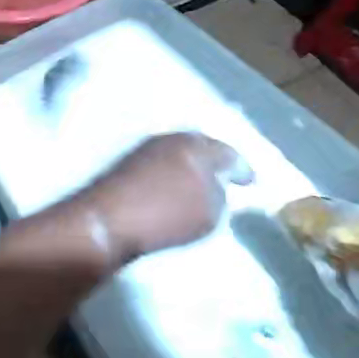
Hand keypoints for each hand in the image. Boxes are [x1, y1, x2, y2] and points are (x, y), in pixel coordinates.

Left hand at [69, 132, 247, 265]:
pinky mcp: (127, 161)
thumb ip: (221, 195)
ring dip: (192, 164)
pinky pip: (160, 161)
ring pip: (178, 150)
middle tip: (226, 176)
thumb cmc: (165, 217)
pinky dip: (172, 170)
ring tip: (201, 182)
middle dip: (215, 160)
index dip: (242, 167)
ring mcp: (147, 146)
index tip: (251, 181)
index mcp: (198, 145)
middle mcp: (173, 137)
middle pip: (201, 145)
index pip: (228, 152)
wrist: (107, 219)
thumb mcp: (209, 214)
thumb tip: (219, 184)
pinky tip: (173, 184)